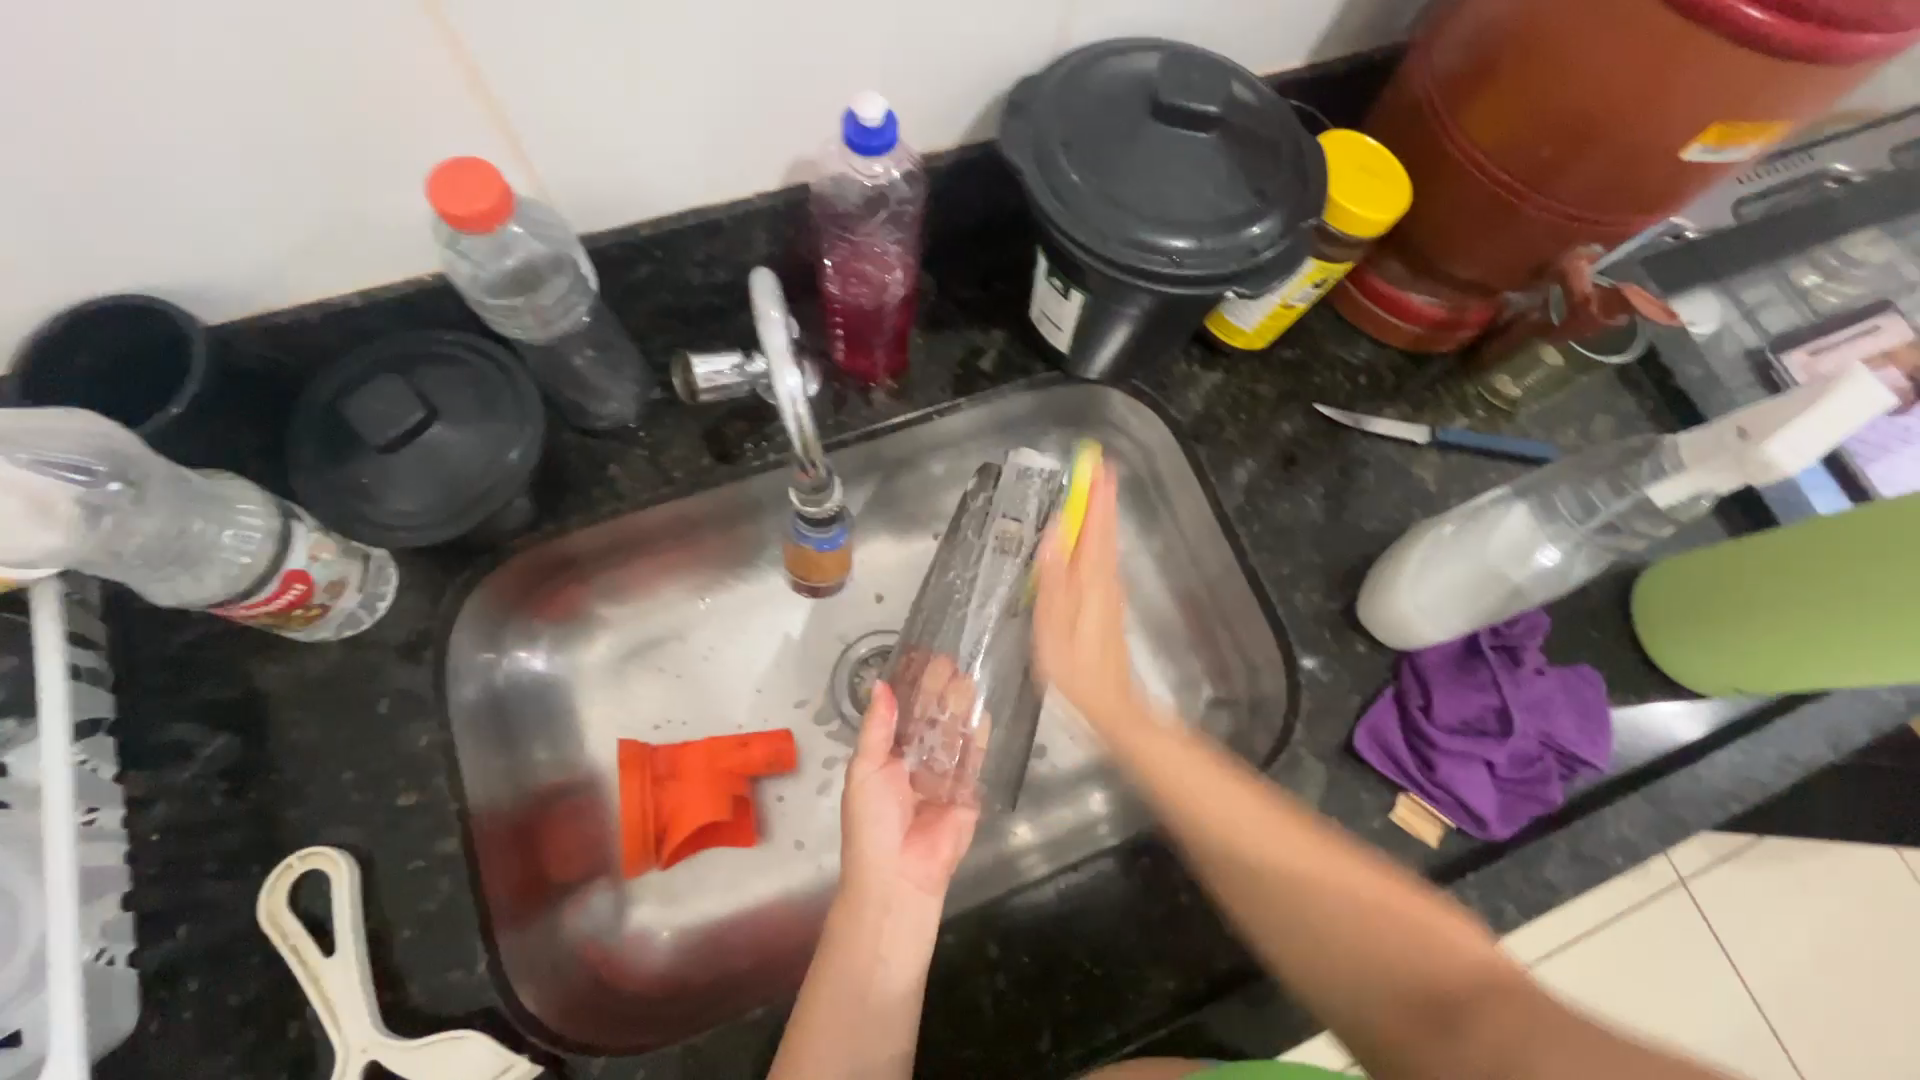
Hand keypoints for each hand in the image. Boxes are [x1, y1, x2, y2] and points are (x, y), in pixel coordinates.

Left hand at [840, 680, 979, 901]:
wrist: (897, 875)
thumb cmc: (871, 822)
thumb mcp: (864, 769)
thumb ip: (877, 728)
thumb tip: (881, 686)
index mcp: (889, 757)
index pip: (904, 715)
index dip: (914, 689)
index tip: (923, 660)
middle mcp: (917, 763)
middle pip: (933, 721)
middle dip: (941, 693)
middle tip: (951, 663)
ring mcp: (944, 778)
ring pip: (955, 736)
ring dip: (960, 709)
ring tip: (968, 678)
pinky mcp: (968, 793)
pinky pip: (974, 762)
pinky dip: (979, 738)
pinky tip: (983, 712)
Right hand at [1033, 466, 1142, 729]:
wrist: (1109, 702)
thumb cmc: (1075, 668)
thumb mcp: (1053, 626)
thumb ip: (1052, 578)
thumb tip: (1053, 533)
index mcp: (1091, 581)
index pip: (1094, 528)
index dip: (1095, 497)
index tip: (1097, 465)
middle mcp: (1105, 580)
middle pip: (1104, 531)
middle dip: (1102, 498)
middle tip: (1099, 465)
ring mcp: (1110, 592)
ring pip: (1106, 543)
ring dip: (1102, 514)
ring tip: (1097, 488)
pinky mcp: (1108, 604)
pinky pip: (1103, 558)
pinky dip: (1099, 537)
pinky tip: (1092, 536)